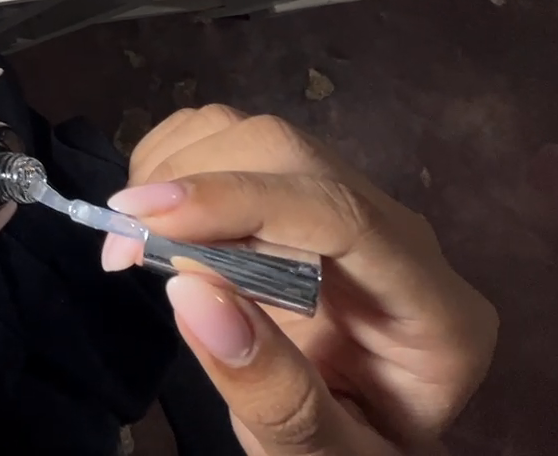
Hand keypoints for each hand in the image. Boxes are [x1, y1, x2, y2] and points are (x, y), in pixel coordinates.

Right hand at [106, 106, 496, 454]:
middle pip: (286, 156)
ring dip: (169, 171)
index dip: (234, 202)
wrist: (340, 430)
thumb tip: (190, 291)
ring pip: (246, 134)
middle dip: (188, 185)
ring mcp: (343, 196)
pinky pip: (222, 133)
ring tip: (133, 238)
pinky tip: (153, 215)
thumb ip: (273, 393)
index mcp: (434, 308)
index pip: (340, 214)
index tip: (143, 221)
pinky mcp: (291, 180)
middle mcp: (397, 232)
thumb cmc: (339, 449)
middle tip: (123, 244)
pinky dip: (167, 159)